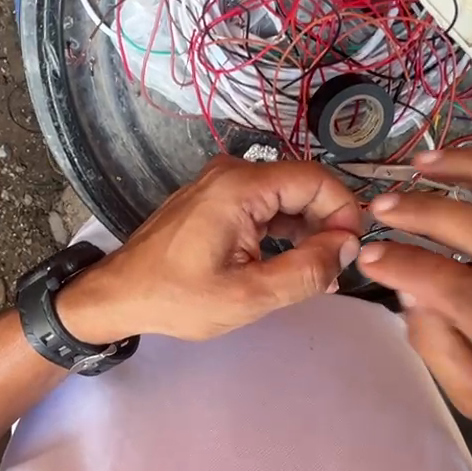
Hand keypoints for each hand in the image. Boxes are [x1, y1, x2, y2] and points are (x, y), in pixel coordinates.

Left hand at [56, 156, 362, 342]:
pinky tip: (294, 265)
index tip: (351, 252)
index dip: (343, 212)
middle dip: (328, 225)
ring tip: (319, 277)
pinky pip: (265, 207)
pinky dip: (284, 232)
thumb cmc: (178, 297)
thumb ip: (306, 271)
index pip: (316, 180)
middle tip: (335, 271)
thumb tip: (347, 247)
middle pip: (302, 186)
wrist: (121, 294)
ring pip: (285, 198)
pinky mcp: (217, 200)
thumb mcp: (248, 295)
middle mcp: (233, 173)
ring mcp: (222, 185)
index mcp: (240, 186)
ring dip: (308, 232)